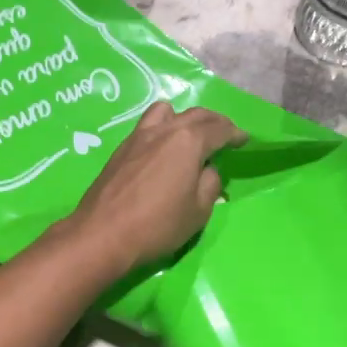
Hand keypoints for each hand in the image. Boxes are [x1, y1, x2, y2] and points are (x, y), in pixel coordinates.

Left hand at [63, 102, 246, 274]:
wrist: (102, 234)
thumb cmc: (157, 225)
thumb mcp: (198, 211)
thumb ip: (210, 184)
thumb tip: (207, 170)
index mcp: (188, 141)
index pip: (219, 129)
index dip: (235, 134)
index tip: (244, 139)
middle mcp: (164, 130)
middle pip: (195, 114)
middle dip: (214, 122)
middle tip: (225, 134)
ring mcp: (138, 136)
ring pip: (166, 112)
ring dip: (184, 118)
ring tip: (190, 134)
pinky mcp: (121, 149)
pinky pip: (148, 126)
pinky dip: (163, 128)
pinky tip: (163, 148)